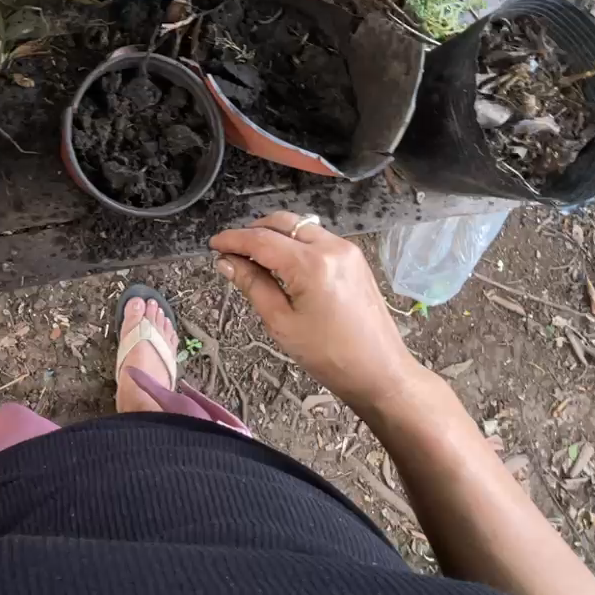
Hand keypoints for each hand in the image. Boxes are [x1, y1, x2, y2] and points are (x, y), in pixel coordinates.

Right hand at [209, 212, 424, 409]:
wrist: (381, 372)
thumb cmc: (328, 355)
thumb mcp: (281, 323)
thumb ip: (252, 285)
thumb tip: (226, 262)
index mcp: (311, 264)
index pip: (261, 240)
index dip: (233, 239)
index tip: (213, 245)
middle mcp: (331, 246)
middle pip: (281, 222)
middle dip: (253, 231)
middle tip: (232, 252)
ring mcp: (346, 249)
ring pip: (299, 226)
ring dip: (273, 234)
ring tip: (254, 257)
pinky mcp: (354, 257)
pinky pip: (315, 237)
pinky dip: (293, 242)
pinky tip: (282, 262)